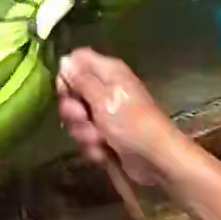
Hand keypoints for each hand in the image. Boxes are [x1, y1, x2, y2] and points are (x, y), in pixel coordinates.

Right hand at [55, 49, 194, 187]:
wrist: (156, 158)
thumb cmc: (132, 123)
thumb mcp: (103, 99)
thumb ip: (81, 80)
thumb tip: (64, 60)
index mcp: (109, 72)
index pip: (79, 60)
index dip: (67, 74)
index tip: (65, 91)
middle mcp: (107, 89)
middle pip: (74, 93)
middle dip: (74, 111)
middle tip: (84, 118)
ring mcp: (107, 114)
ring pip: (79, 120)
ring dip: (84, 133)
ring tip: (99, 139)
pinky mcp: (107, 136)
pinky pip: (87, 138)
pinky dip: (93, 147)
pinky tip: (104, 152)